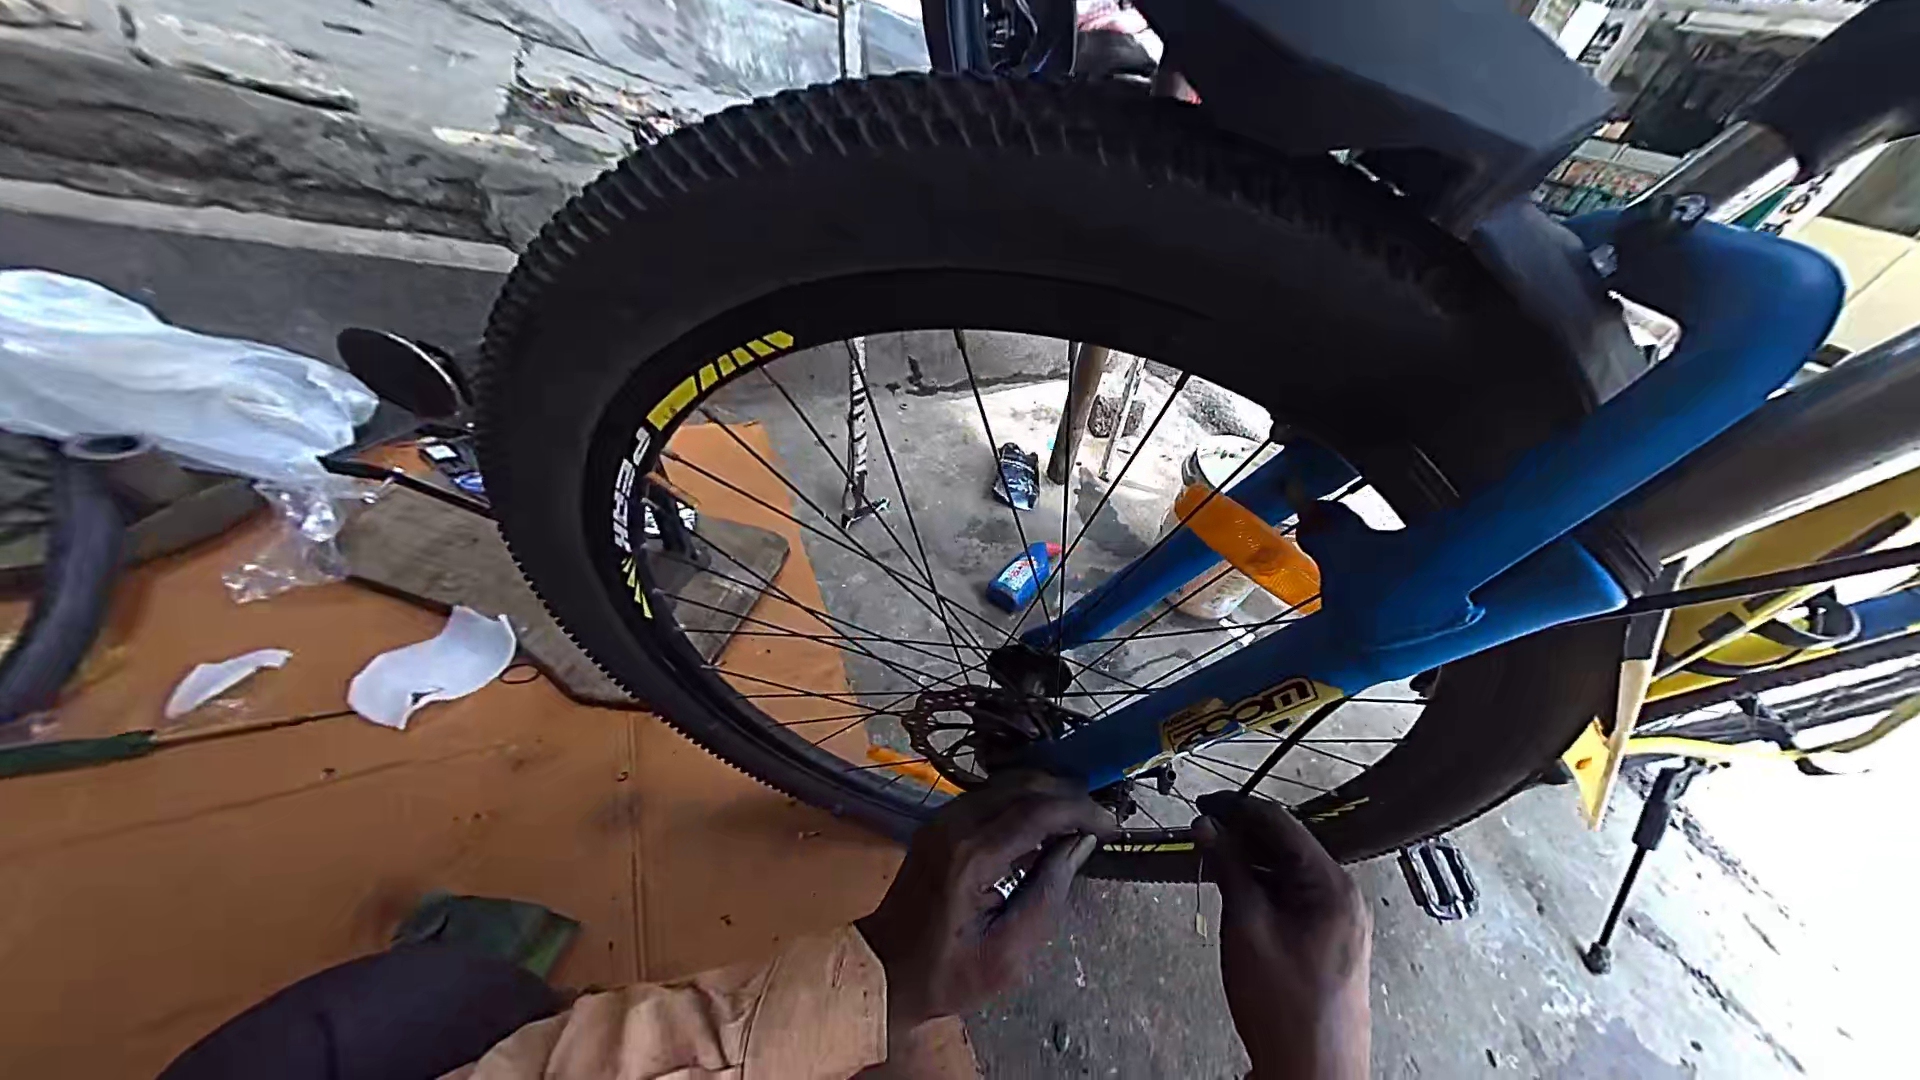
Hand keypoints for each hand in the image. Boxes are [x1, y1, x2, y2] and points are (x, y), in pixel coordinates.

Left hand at [856, 772, 1117, 1044]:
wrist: (883, 965)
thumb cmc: (948, 971)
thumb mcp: (1008, 955)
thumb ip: (1047, 894)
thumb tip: (1078, 844)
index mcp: (971, 857)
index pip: (1036, 812)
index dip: (1079, 810)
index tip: (1110, 824)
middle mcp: (956, 823)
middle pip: (1022, 784)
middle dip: (1067, 792)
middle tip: (1099, 814)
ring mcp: (944, 816)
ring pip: (1005, 781)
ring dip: (1046, 790)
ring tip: (1079, 814)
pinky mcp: (940, 818)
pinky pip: (990, 792)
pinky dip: (1023, 797)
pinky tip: (1043, 818)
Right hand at [1193, 791, 1370, 1079]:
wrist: (1313, 1077)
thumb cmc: (1283, 1003)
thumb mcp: (1247, 924)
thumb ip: (1228, 866)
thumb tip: (1205, 824)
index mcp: (1332, 885)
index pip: (1280, 822)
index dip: (1237, 807)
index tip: (1200, 804)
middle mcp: (1340, 893)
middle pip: (1284, 842)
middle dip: (1240, 831)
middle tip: (1199, 828)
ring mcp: (1335, 915)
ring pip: (1283, 866)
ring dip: (1246, 856)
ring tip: (1208, 852)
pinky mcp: (1323, 934)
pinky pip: (1287, 890)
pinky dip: (1257, 880)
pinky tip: (1230, 880)